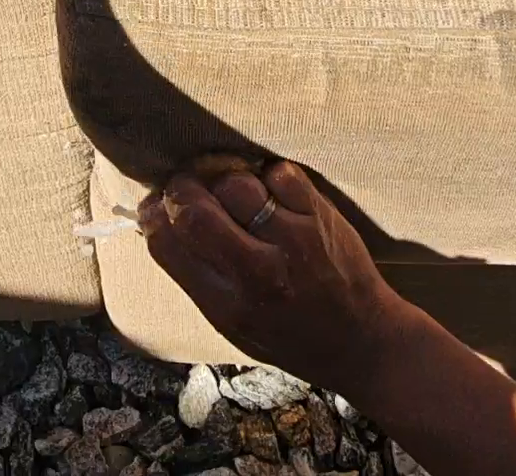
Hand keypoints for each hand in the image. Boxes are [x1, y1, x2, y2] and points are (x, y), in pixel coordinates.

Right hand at [139, 158, 414, 388]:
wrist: (362, 342)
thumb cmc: (291, 335)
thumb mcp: (234, 325)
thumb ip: (198, 277)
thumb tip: (160, 224)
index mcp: (227, 305)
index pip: (168, 246)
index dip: (152, 216)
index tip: (153, 205)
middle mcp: (257, 273)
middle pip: (195, 211)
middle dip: (180, 189)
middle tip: (184, 186)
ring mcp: (292, 241)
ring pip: (236, 185)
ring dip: (225, 180)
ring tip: (231, 191)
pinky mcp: (320, 216)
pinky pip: (279, 173)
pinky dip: (269, 174)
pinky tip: (270, 189)